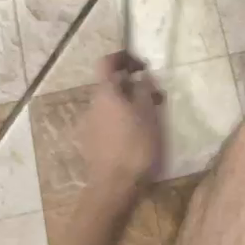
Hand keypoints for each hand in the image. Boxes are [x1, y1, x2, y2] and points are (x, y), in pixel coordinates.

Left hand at [81, 52, 164, 200]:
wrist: (113, 187)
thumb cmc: (135, 146)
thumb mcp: (148, 114)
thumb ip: (144, 90)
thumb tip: (141, 75)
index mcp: (105, 92)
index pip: (107, 62)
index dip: (123, 57)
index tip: (142, 65)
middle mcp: (92, 104)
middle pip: (110, 84)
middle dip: (132, 84)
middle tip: (155, 95)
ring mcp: (89, 124)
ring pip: (110, 103)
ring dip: (128, 103)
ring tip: (150, 116)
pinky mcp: (91, 142)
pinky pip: (107, 120)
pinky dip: (122, 118)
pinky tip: (137, 134)